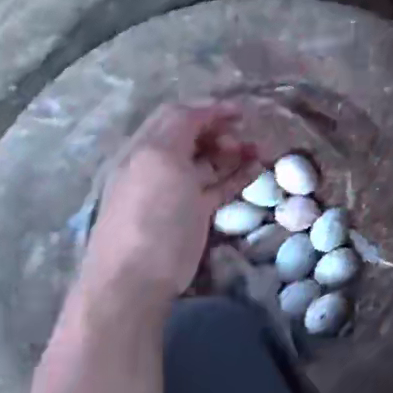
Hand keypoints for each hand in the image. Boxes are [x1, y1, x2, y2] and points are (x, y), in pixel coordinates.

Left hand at [74, 103, 257, 315]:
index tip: (242, 112)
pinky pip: (216, 187)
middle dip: (222, 131)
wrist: (134, 282)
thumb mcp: (160, 159)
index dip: (209, 109)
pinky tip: (255, 170)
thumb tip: (205, 112)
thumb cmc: (150, 216)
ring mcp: (174, 192)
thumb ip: (180, 127)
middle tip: (246, 139)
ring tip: (258, 152)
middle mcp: (157, 166)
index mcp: (143, 149)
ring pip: (207, 162)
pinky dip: (236, 176)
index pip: (177, 116)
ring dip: (233, 152)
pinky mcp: (190, 215)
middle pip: (193, 137)